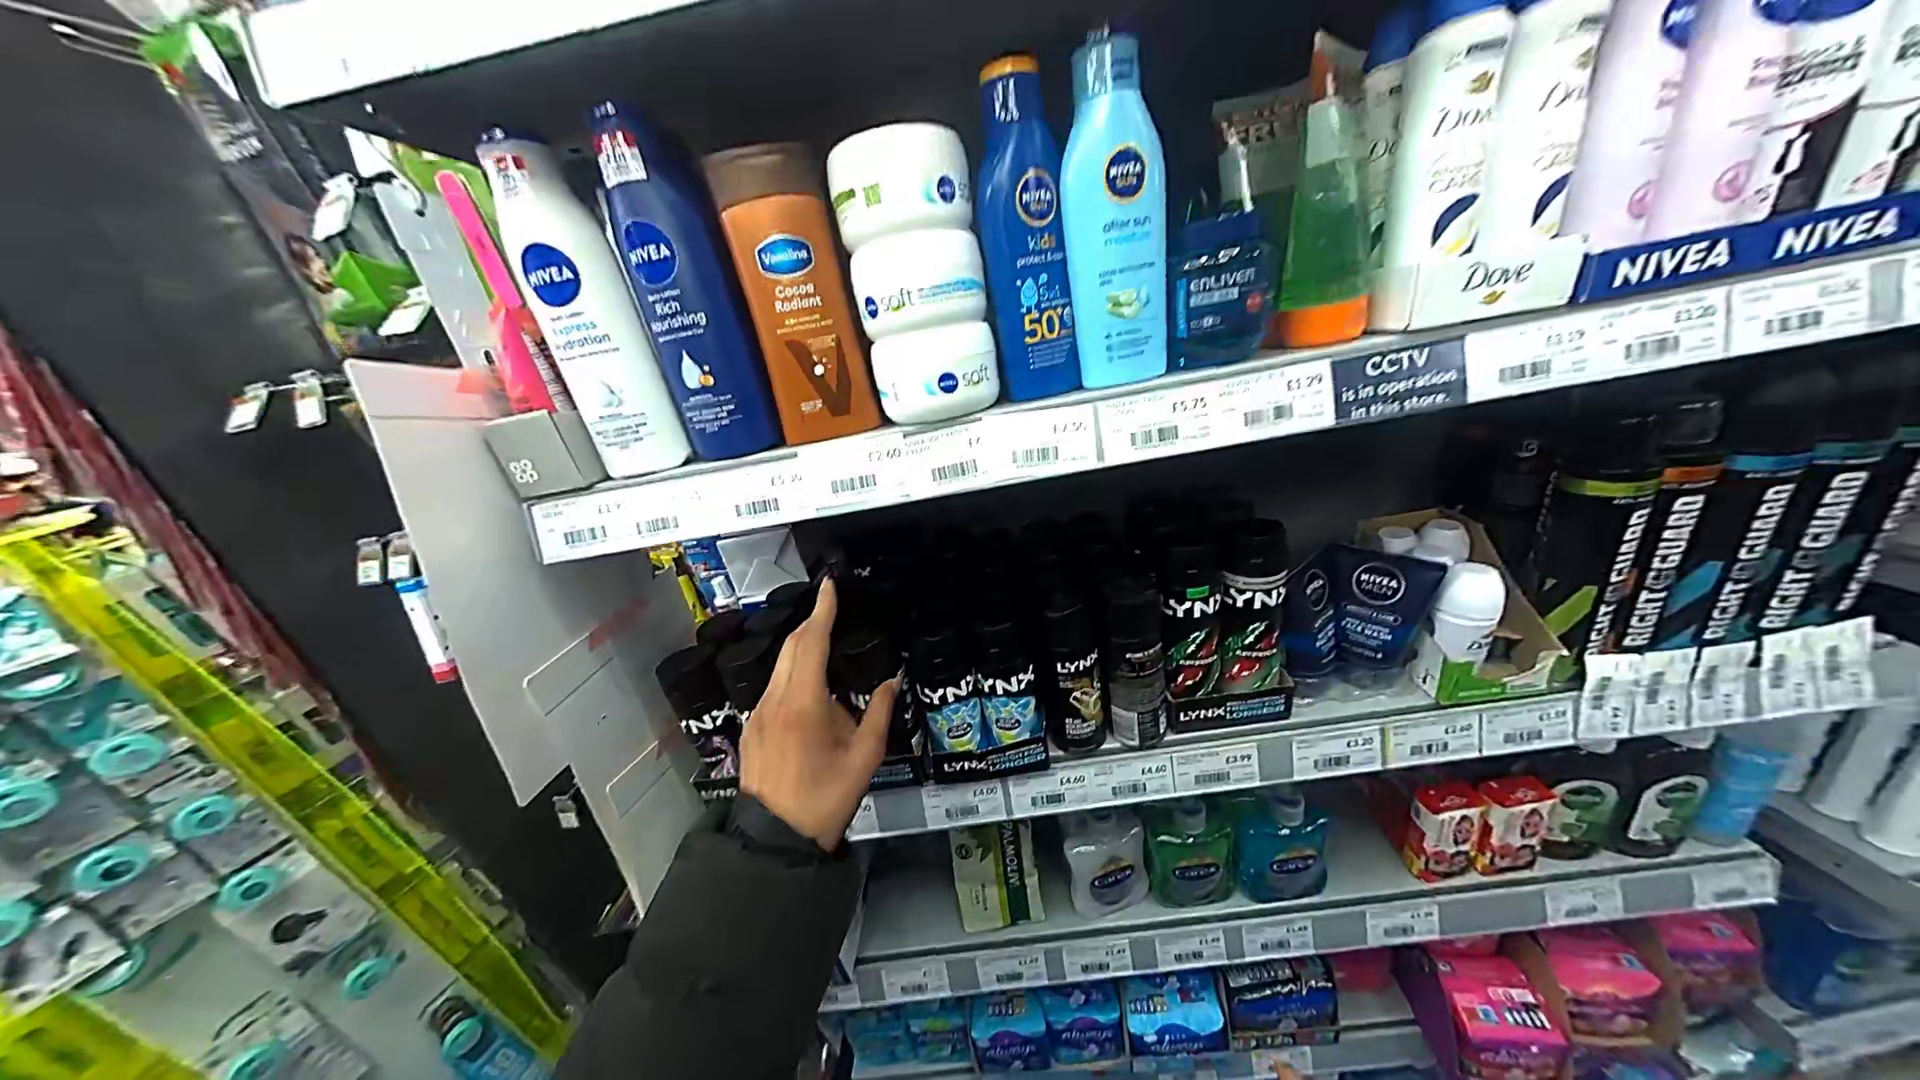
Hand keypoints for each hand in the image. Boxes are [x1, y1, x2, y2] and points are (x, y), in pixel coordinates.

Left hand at [739, 577, 900, 849]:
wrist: (776, 838)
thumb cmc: (826, 797)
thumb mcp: (865, 756)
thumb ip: (880, 710)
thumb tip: (892, 678)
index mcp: (803, 703)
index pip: (810, 642)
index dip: (822, 610)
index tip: (829, 585)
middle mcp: (774, 700)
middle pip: (791, 646)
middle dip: (811, 623)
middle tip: (833, 610)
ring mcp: (757, 714)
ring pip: (779, 666)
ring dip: (802, 649)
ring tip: (827, 647)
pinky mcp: (750, 728)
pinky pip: (773, 687)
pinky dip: (793, 674)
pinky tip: (811, 690)